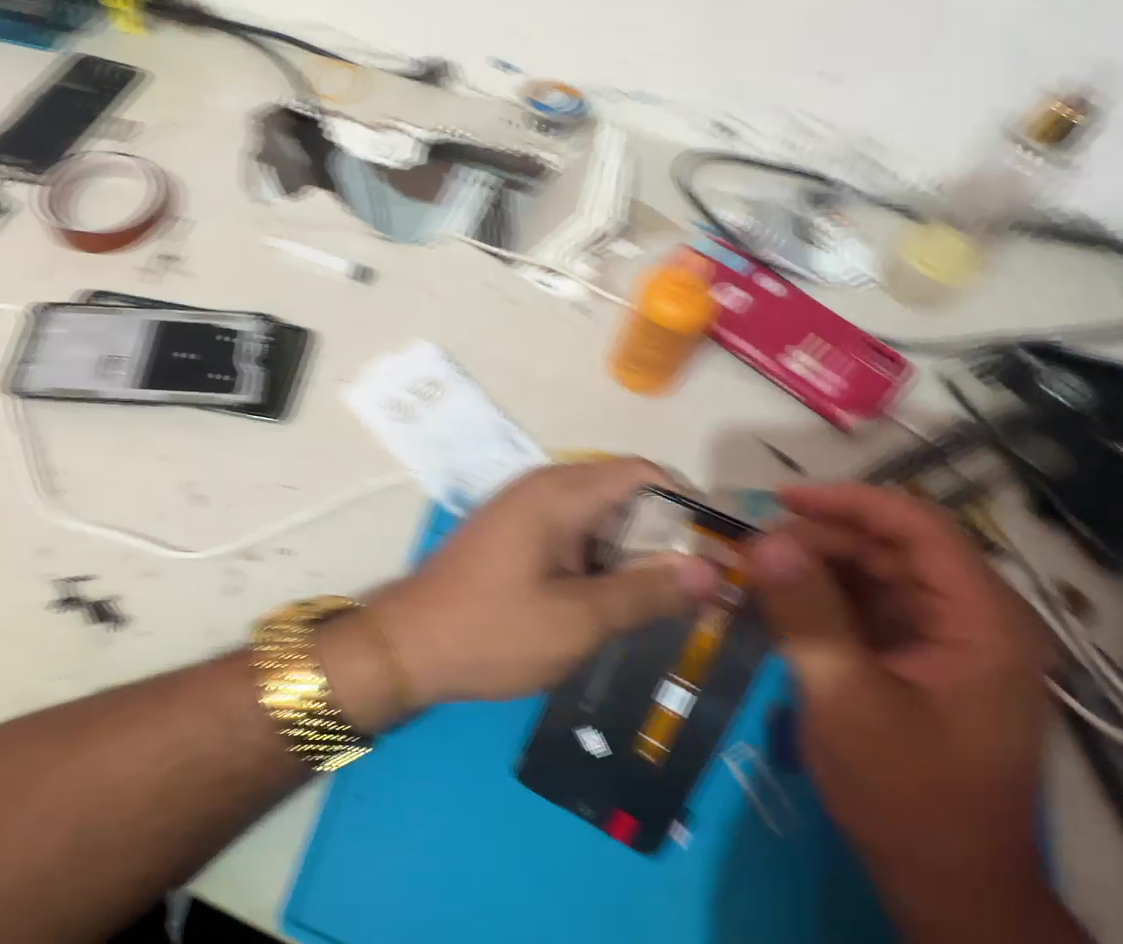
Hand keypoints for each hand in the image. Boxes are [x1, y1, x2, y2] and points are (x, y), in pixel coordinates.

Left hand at [321, 458, 720, 731]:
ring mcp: (526, 513)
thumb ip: (646, 592)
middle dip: (665, 539)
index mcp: (560, 494)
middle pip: (627, 496)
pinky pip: (574, 539)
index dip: (690, 505)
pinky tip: (613, 609)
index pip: (646, 472)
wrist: (403, 649)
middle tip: (699, 594)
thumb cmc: (490, 632)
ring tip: (664, 609)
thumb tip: (711, 569)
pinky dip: (601, 566)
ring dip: (633, 558)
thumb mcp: (577, 621)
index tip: (719, 555)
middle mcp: (544, 489)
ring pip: (602, 521)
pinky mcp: (515, 539)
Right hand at [746, 484, 1077, 943]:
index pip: (918, 528)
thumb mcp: (846, 699)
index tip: (777, 501)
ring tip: (753, 576)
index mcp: (982, 620)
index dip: (848, 503)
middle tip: (750, 553)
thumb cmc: (908, 794)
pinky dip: (823, 605)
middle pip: (894, 550)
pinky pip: (870, 615)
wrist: (948, 886)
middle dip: (820, 542)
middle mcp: (975, 621)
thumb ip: (806, 613)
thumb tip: (762, 541)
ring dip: (816, 571)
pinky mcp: (922, 669)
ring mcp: (950, 646)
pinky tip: (777, 608)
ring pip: (877, 580)